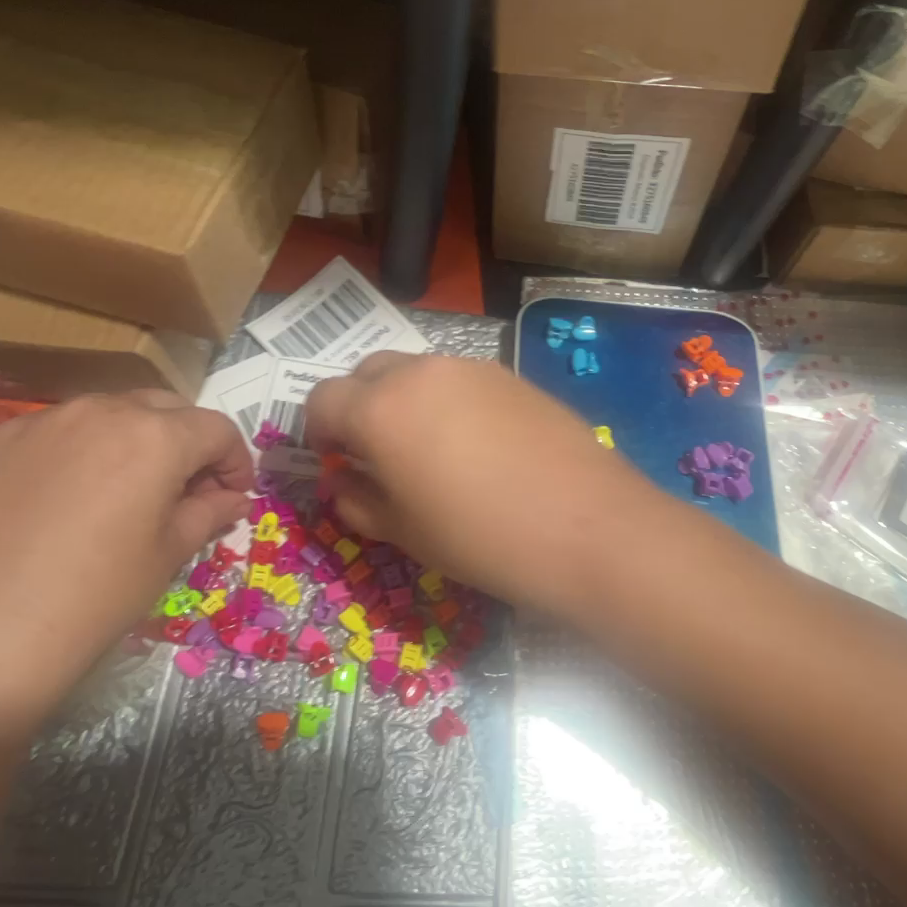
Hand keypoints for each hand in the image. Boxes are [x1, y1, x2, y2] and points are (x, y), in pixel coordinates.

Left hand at [0, 391, 250, 737]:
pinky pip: (45, 440)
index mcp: (151, 436)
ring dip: (127, 447)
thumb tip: (227, 498)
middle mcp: (93, 412)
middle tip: (183, 495)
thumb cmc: (79, 609)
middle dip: (183, 443)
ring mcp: (28, 426)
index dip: (235, 462)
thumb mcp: (161, 563)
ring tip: (118, 503)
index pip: (216, 428)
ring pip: (99, 419)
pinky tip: (52, 515)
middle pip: (160, 409)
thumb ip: (204, 515)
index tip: (231, 499)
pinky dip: (70, 460)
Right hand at [304, 353, 662, 613]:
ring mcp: (473, 368)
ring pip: (418, 371)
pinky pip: (462, 380)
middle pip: (369, 373)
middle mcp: (422, 372)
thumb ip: (360, 502)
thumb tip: (345, 483)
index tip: (337, 462)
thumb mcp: (406, 533)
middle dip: (360, 406)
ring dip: (406, 400)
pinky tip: (478, 446)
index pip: (322, 400)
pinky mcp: (513, 375)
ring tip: (431, 450)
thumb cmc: (482, 539)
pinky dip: (450, 401)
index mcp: (381, 408)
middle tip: (378, 453)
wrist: (587, 526)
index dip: (319, 432)